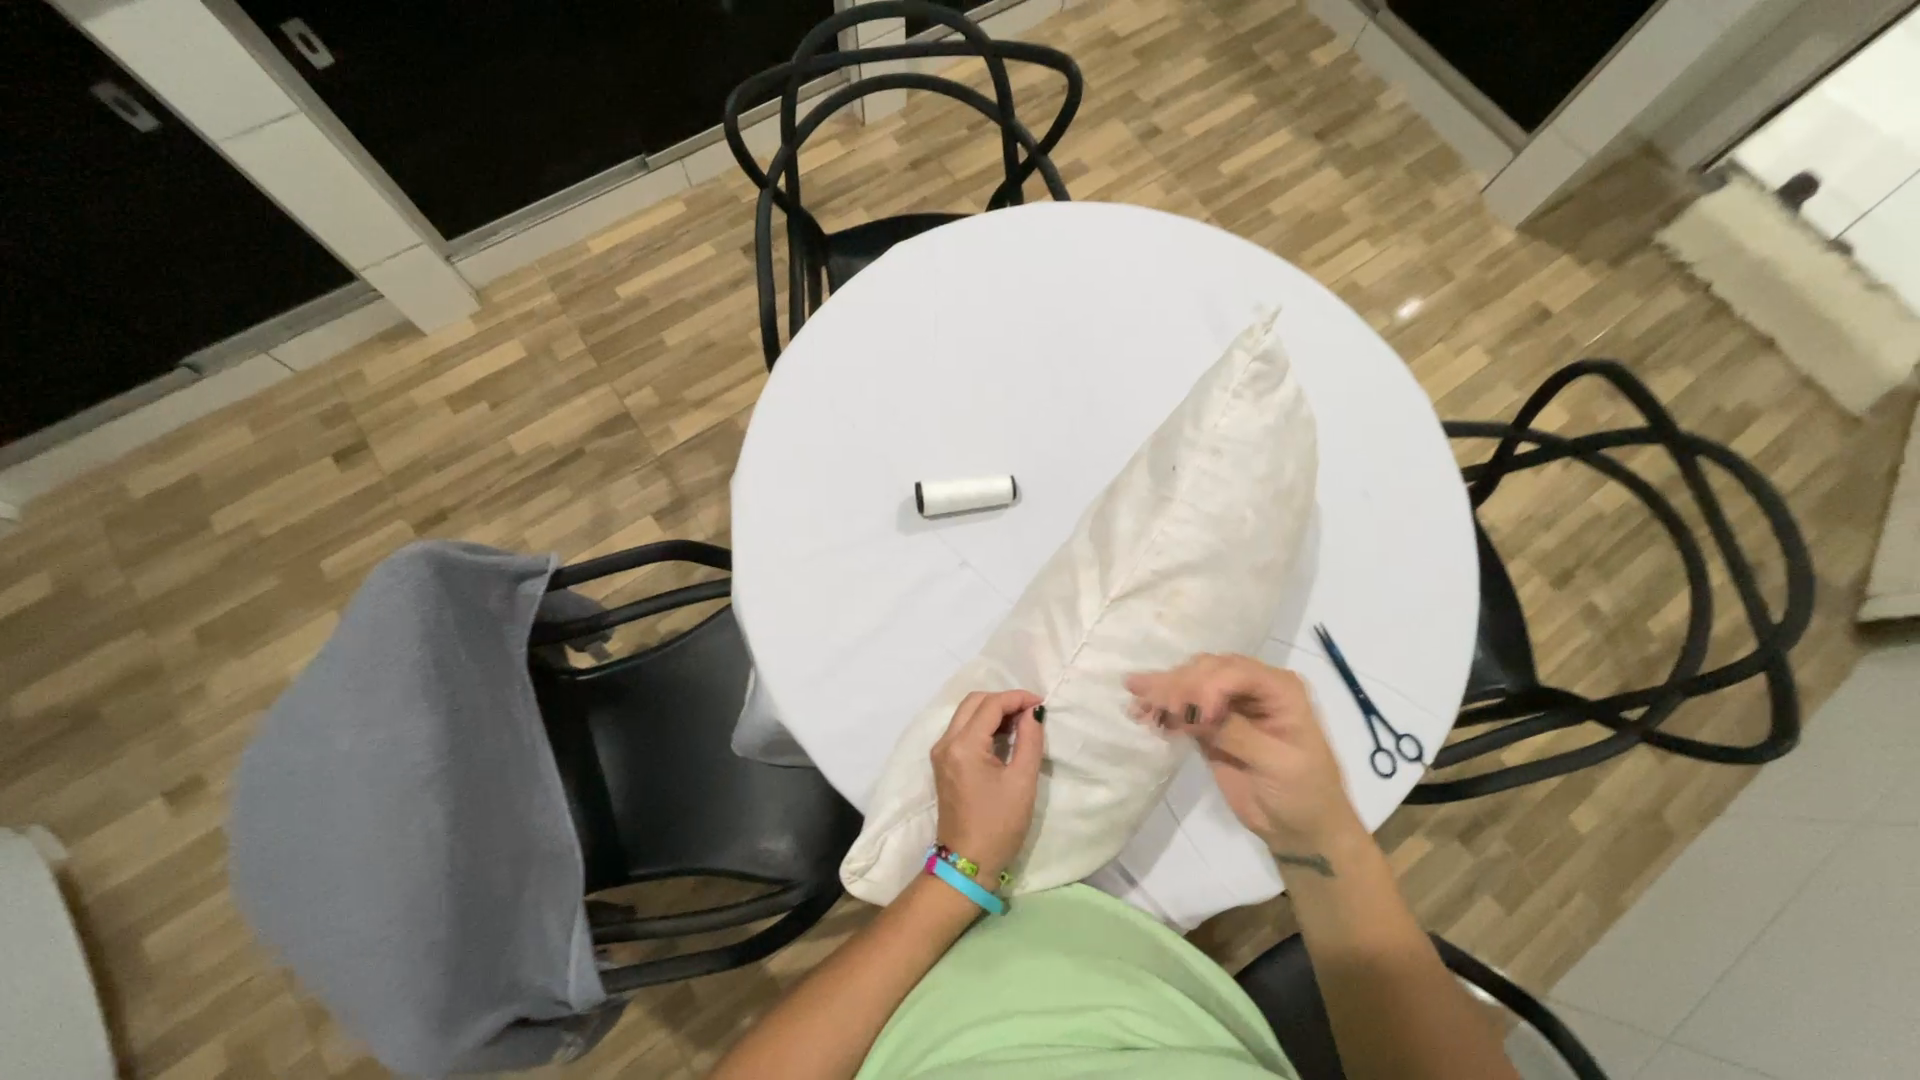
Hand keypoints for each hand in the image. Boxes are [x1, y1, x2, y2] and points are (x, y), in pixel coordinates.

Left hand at [930, 690, 1045, 882]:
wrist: (967, 863)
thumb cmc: (999, 825)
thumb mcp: (1022, 781)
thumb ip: (1029, 739)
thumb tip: (1033, 712)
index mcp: (963, 745)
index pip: (990, 704)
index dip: (1017, 698)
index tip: (1042, 704)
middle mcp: (946, 742)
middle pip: (974, 702)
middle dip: (1003, 701)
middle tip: (1031, 713)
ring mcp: (941, 753)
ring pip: (965, 714)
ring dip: (992, 712)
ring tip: (1022, 723)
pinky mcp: (943, 763)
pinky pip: (962, 730)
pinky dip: (982, 726)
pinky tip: (1004, 737)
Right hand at [1126, 654, 1360, 855]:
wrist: (1299, 830)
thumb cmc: (1302, 794)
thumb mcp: (1278, 764)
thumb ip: (1238, 733)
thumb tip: (1194, 712)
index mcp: (1281, 689)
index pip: (1236, 671)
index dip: (1208, 686)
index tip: (1190, 716)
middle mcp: (1254, 687)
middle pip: (1207, 670)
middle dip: (1177, 684)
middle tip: (1148, 704)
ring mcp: (1230, 704)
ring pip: (1191, 684)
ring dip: (1163, 693)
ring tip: (1136, 706)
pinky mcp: (1211, 725)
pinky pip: (1183, 708)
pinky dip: (1163, 711)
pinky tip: (1144, 716)